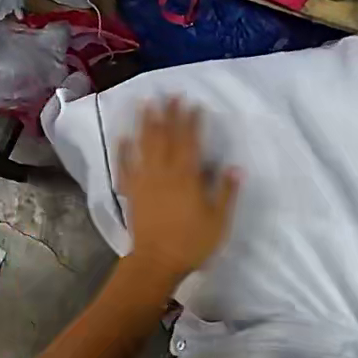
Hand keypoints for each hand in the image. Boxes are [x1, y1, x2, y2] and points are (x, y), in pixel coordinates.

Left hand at [116, 98, 238, 284]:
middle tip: (170, 94)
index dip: (191, 121)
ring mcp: (143, 180)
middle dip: (169, 114)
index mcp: (187, 177)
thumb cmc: (191, 243)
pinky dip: (123, 150)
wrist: (156, 262)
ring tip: (145, 103)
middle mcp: (163, 172)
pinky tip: (122, 136)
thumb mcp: (218, 220)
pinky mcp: (130, 191)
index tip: (193, 104)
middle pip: (166, 137)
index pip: (190, 142)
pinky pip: (125, 166)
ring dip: (145, 123)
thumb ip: (226, 192)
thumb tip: (235, 166)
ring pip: (144, 145)